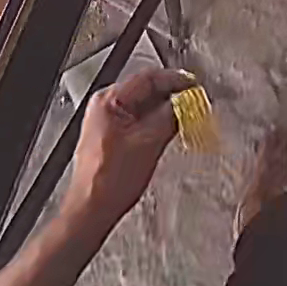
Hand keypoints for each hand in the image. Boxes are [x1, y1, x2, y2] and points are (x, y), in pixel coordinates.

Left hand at [60, 68, 193, 235]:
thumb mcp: (148, 142)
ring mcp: (107, 120)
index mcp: (108, 100)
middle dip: (172, 95)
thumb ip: (169, 116)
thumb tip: (186, 102)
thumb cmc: (108, 180)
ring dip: (165, 109)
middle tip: (194, 102)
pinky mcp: (111, 134)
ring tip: (186, 116)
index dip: (175, 80)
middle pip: (145, 89)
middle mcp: (105, 105)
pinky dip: (156, 121)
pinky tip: (169, 129)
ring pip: (143, 105)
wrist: (92, 207)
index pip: (147, 78)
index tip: (194, 86)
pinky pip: (138, 119)